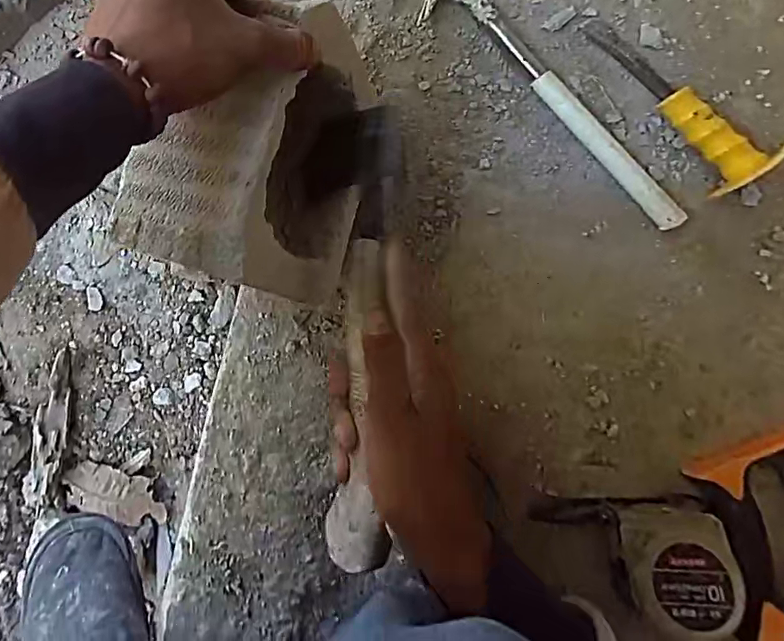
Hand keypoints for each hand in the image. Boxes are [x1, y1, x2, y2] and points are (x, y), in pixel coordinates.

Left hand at [80, 0, 316, 117]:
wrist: (113, 90)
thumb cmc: (181, 55)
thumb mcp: (243, 48)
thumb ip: (282, 44)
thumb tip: (311, 47)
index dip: (256, 12)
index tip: (260, 36)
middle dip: (218, 23)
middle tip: (226, 55)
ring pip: (170, 10)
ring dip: (186, 31)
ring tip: (194, 64)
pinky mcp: (101, 18)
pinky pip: (143, 26)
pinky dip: (157, 40)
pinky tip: (164, 65)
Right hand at [329, 244, 492, 613]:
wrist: (440, 543)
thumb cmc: (412, 479)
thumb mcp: (387, 420)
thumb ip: (378, 363)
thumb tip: (374, 310)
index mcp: (422, 367)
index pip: (407, 305)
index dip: (395, 272)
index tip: (388, 239)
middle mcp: (419, 377)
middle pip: (371, 348)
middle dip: (346, 382)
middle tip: (344, 418)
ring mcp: (411, 403)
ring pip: (361, 384)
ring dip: (346, 416)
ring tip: (351, 453)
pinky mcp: (402, 426)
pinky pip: (365, 414)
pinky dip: (355, 436)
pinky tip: (355, 467)